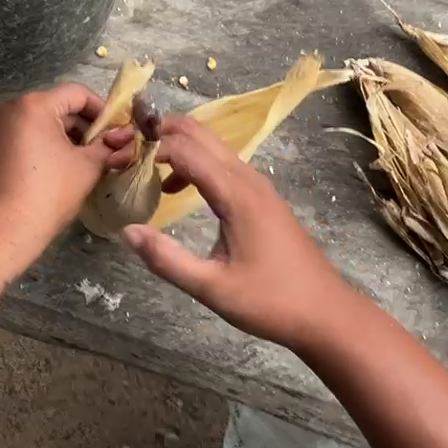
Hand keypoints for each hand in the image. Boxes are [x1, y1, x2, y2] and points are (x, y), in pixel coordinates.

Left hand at [0, 83, 133, 256]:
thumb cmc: (47, 193)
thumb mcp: (86, 167)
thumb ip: (108, 147)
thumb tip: (127, 138)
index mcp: (34, 104)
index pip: (77, 93)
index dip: (104, 110)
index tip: (120, 132)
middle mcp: (12, 107)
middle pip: (59, 106)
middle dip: (87, 127)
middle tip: (110, 150)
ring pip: (44, 122)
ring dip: (70, 137)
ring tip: (93, 162)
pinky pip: (29, 135)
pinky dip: (49, 145)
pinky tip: (66, 168)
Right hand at [119, 116, 354, 349]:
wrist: (328, 315)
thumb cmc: (273, 302)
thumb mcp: (213, 288)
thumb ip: (167, 260)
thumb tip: (127, 231)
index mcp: (237, 194)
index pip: (184, 150)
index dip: (150, 148)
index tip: (119, 160)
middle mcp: (247, 179)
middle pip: (199, 133)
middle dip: (161, 132)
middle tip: (125, 150)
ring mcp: (257, 186)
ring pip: (211, 145)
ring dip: (176, 146)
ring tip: (142, 167)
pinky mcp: (260, 197)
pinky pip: (220, 163)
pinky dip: (192, 162)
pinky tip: (174, 190)